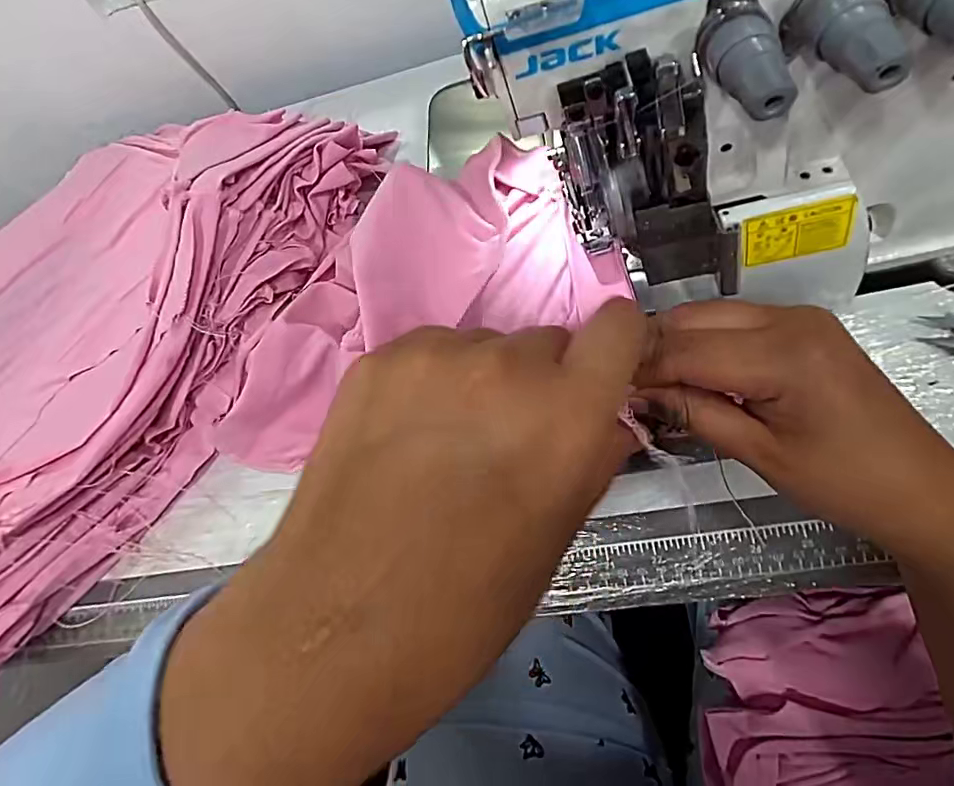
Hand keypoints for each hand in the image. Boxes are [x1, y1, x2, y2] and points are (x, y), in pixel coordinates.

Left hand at [158, 299, 646, 784]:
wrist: (335, 628)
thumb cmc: (466, 606)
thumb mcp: (555, 536)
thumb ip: (591, 458)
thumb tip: (607, 420)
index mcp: (567, 412)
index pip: (618, 326)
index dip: (613, 347)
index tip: (597, 375)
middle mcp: (506, 365)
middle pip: (546, 341)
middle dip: (541, 381)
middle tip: (507, 437)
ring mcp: (435, 355)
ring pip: (485, 346)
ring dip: (482, 381)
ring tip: (446, 443)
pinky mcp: (379, 359)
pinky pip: (430, 353)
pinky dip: (431, 382)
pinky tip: (405, 437)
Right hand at [637, 300, 953, 559]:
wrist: (926, 490)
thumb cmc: (847, 484)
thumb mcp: (763, 456)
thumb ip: (698, 413)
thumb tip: (639, 393)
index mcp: (783, 353)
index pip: (687, 348)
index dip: (642, 367)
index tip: (608, 388)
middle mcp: (790, 318)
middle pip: (695, 318)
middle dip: (654, 348)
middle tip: (623, 384)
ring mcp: (801, 317)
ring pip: (713, 314)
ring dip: (679, 342)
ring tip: (652, 380)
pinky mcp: (806, 326)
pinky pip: (738, 322)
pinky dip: (708, 342)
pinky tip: (694, 371)